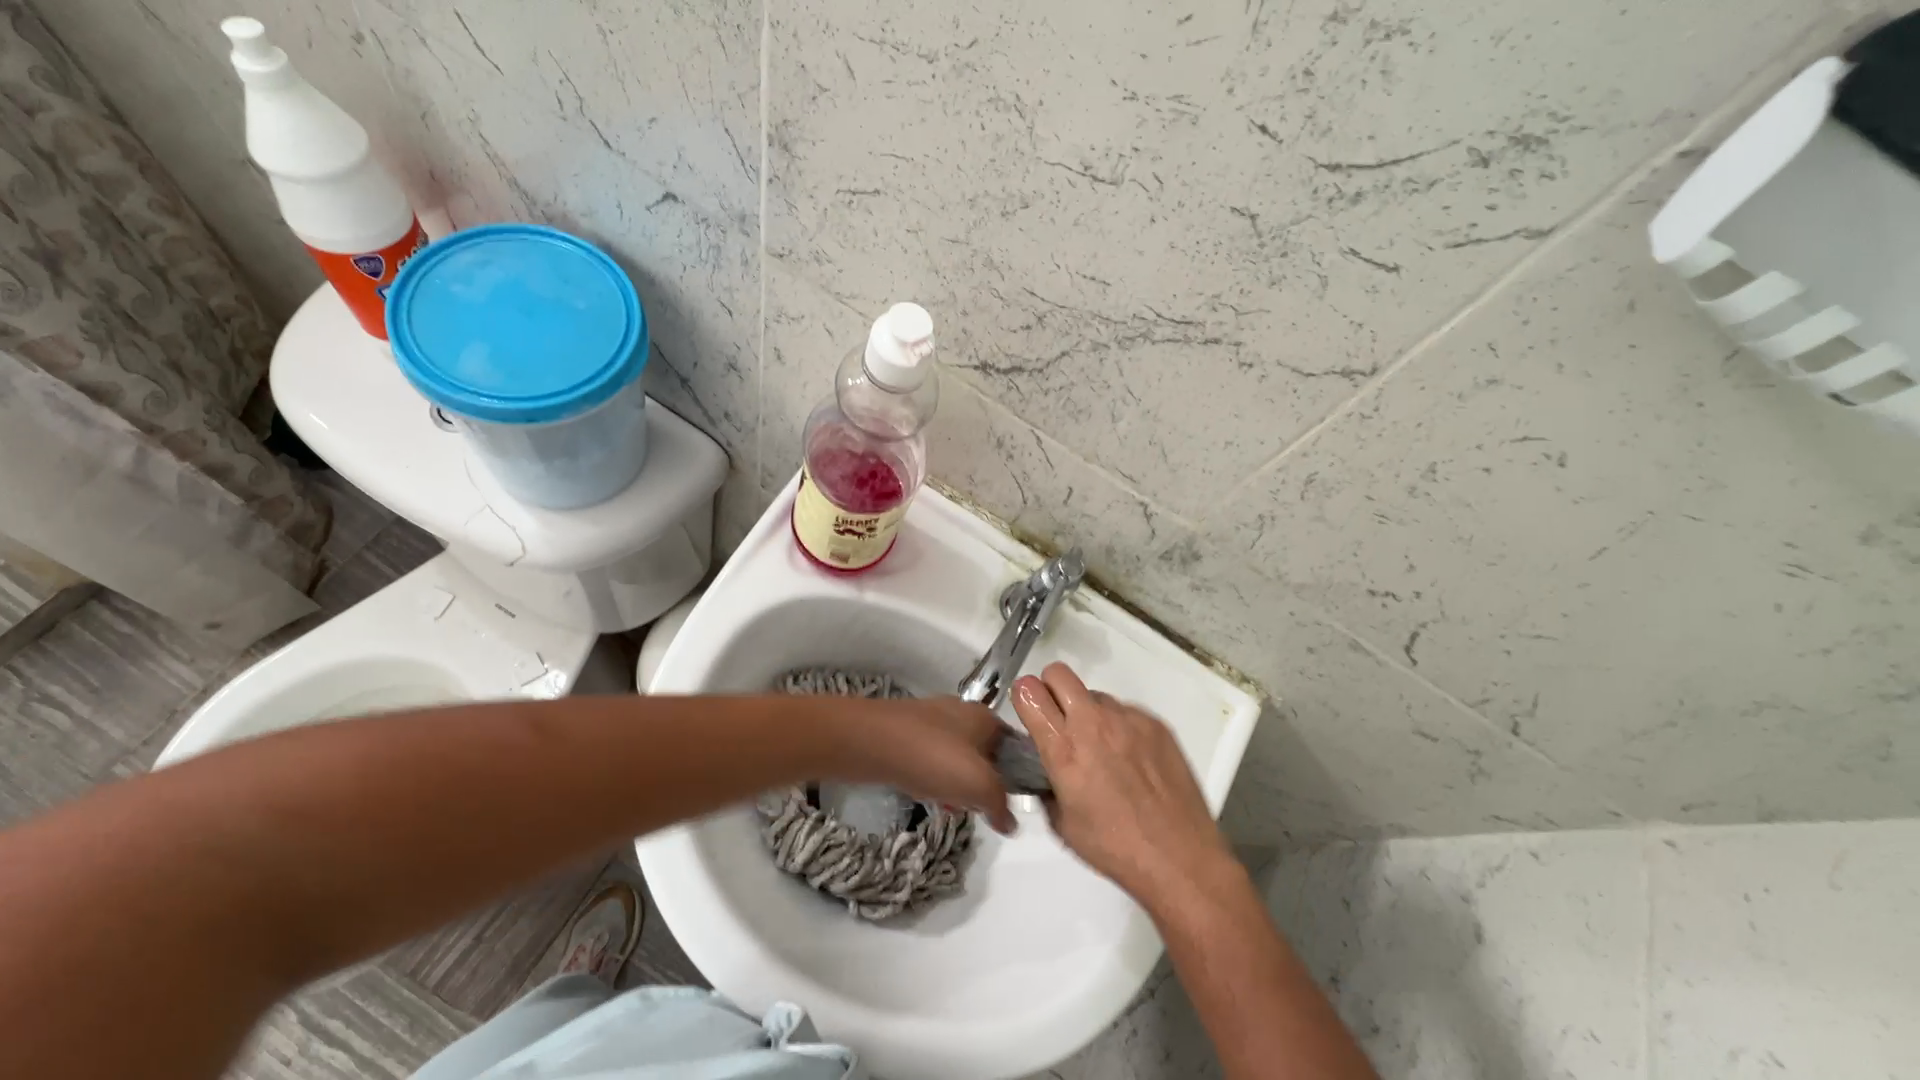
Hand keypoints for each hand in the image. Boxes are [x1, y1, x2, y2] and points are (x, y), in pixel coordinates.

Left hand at [838, 696, 1014, 832]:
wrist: (869, 742)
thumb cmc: (933, 758)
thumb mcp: (980, 785)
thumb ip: (1001, 805)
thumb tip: (1010, 824)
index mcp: (986, 717)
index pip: (1016, 745)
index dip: (1019, 774)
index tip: (1015, 802)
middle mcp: (961, 713)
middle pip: (984, 754)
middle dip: (982, 783)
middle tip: (977, 806)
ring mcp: (930, 721)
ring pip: (955, 759)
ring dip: (955, 783)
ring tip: (949, 804)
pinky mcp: (905, 733)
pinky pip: (928, 760)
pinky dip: (930, 778)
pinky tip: (923, 793)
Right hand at [1013, 664, 1234, 908]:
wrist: (1178, 857)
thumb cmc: (1113, 847)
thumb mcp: (1061, 824)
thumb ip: (1045, 786)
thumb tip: (1045, 773)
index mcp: (1063, 749)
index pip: (1029, 690)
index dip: (1025, 699)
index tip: (1031, 717)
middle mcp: (1093, 723)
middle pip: (1059, 673)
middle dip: (1051, 690)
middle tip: (1059, 722)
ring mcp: (1129, 720)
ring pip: (1095, 695)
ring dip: (1089, 714)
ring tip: (1104, 752)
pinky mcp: (1157, 724)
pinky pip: (1127, 712)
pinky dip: (1121, 728)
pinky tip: (1133, 762)